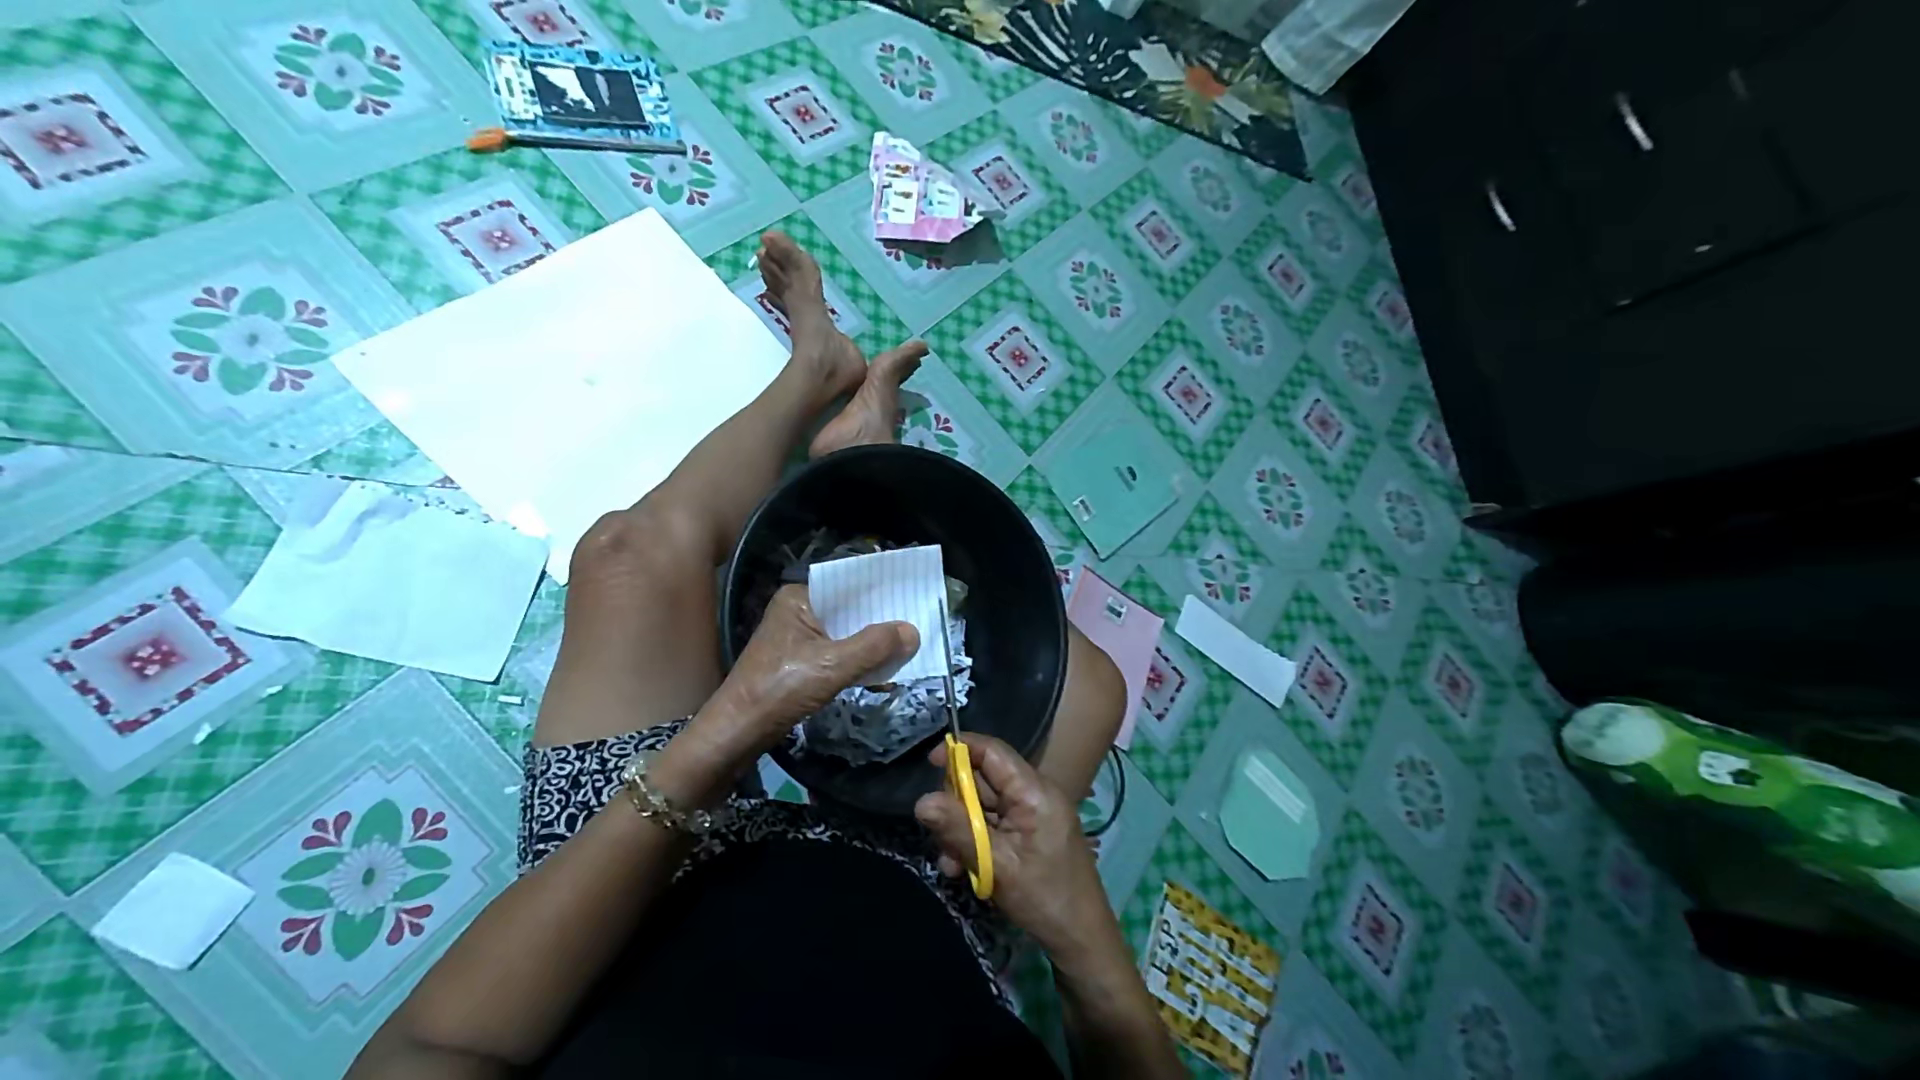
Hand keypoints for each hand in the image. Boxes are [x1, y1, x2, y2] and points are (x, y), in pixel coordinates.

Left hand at [699, 584, 917, 757]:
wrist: (738, 733)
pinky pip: (840, 653)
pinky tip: (883, 669)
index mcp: (799, 598)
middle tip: (920, 624)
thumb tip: (913, 632)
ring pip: (847, 634)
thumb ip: (874, 647)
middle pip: (850, 611)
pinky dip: (860, 660)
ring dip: (873, 643)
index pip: (848, 585)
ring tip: (909, 646)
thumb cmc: (779, 690)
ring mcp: (798, 638)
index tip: (915, 597)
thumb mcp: (832, 666)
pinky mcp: (801, 663)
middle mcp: (798, 611)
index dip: (882, 592)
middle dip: (881, 621)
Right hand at [915, 734, 1108, 953]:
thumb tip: (921, 801)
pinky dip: (976, 841)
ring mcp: (1032, 814)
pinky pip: (994, 824)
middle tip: (942, 839)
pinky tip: (963, 868)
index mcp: (1034, 791)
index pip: (993, 751)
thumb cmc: (1044, 897)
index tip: (929, 763)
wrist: (1082, 939)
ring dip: (962, 830)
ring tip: (952, 865)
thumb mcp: (996, 864)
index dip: (960, 750)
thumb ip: (958, 830)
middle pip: (982, 779)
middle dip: (956, 805)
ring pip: (983, 805)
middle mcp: (1034, 793)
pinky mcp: (1030, 833)